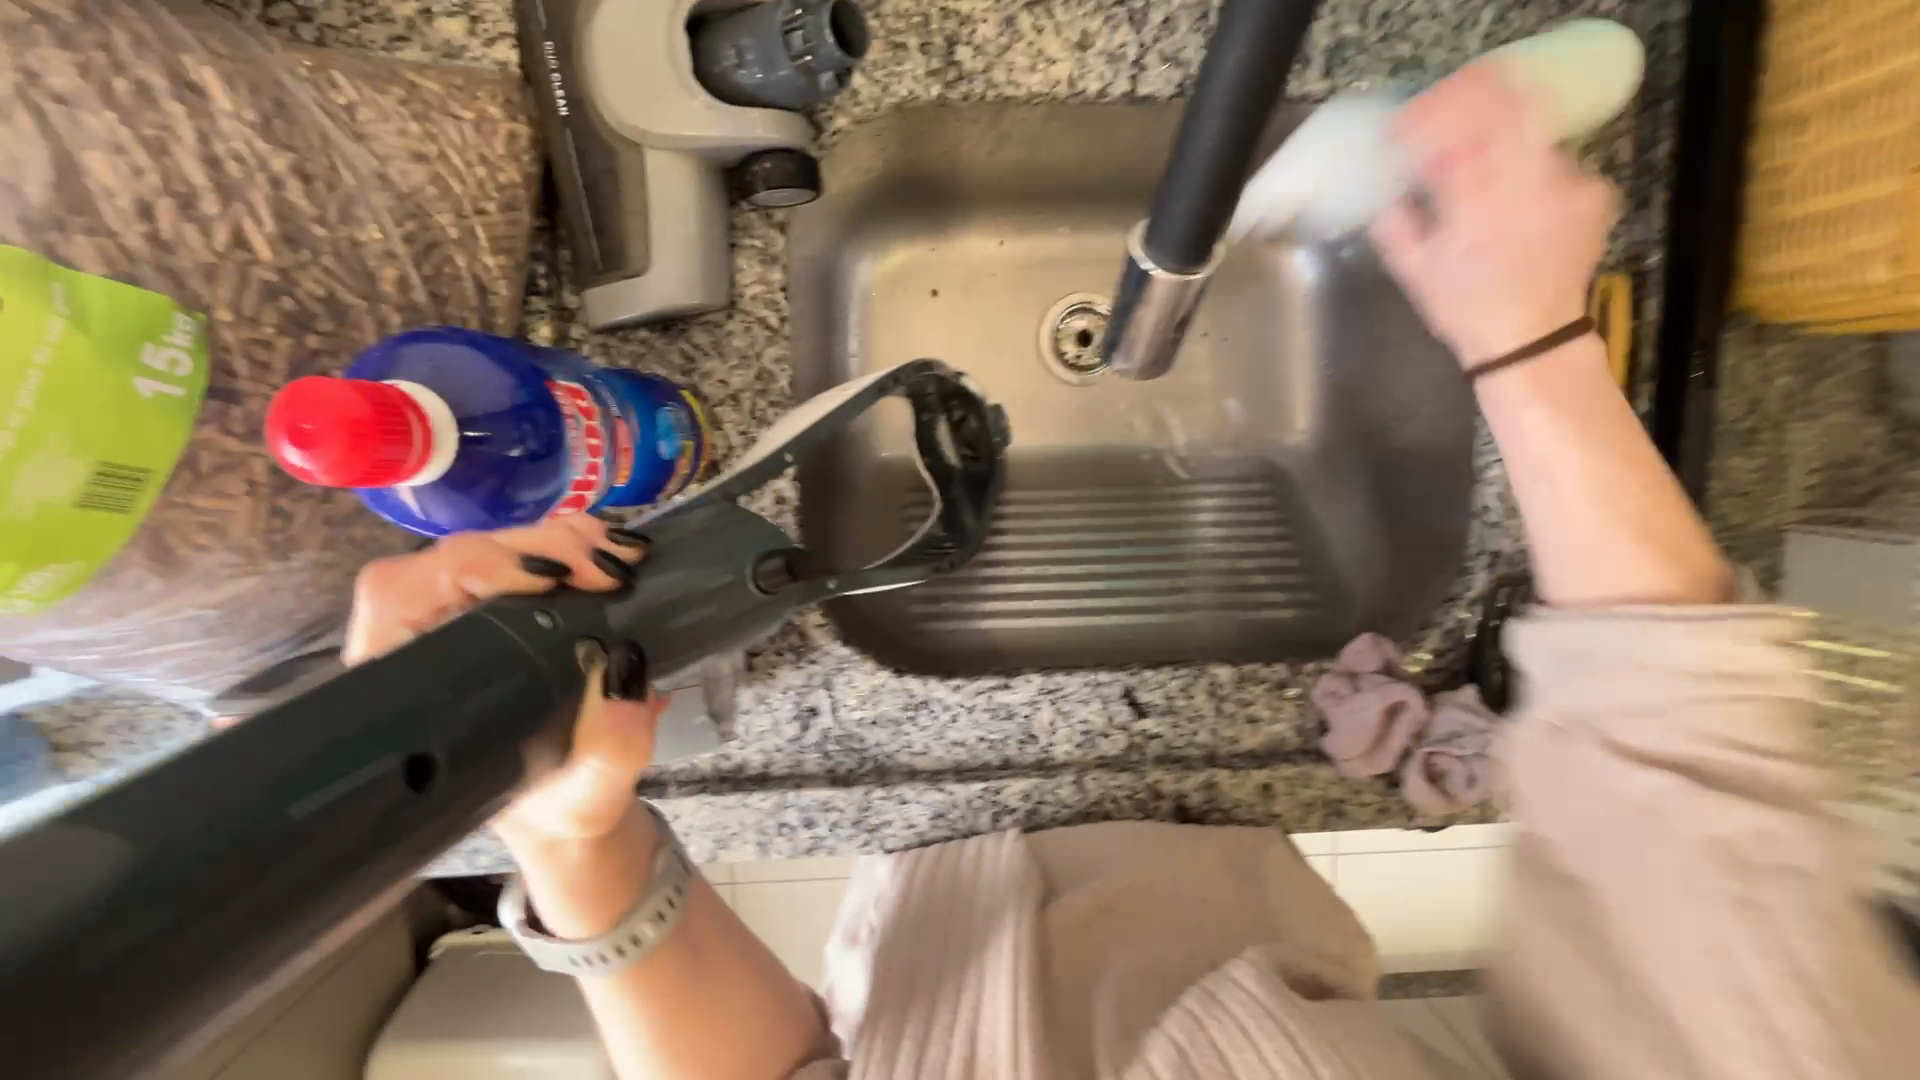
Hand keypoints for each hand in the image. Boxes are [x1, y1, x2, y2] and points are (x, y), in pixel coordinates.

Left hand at [343, 515, 664, 852]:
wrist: (574, 802)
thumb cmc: (563, 804)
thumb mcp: (592, 791)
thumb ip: (610, 745)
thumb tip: (625, 668)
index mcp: (411, 690)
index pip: (402, 594)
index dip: (471, 568)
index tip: (549, 580)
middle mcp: (427, 641)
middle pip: (461, 556)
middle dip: (542, 547)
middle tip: (613, 571)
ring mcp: (470, 617)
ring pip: (499, 544)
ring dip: (566, 539)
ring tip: (625, 558)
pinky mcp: (512, 605)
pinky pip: (535, 551)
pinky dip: (580, 541)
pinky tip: (620, 551)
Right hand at [1370, 64, 1618, 364]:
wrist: (1532, 338)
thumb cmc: (1465, 309)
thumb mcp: (1415, 270)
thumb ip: (1396, 223)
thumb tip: (1385, 190)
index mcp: (1479, 202)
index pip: (1463, 125)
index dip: (1435, 113)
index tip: (1410, 123)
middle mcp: (1532, 182)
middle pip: (1511, 107)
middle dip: (1475, 106)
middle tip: (1448, 124)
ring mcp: (1570, 183)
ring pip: (1532, 137)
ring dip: (1500, 147)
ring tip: (1479, 177)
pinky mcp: (1593, 192)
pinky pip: (1554, 165)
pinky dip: (1528, 173)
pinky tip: (1513, 202)